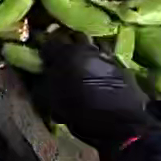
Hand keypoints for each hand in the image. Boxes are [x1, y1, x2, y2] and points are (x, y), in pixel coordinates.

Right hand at [30, 36, 160, 153]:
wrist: (119, 124)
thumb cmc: (80, 113)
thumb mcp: (51, 102)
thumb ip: (42, 84)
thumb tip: (41, 75)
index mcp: (64, 54)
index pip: (49, 41)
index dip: (43, 47)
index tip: (42, 54)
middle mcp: (85, 48)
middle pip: (72, 36)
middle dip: (65, 41)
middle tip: (60, 53)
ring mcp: (104, 54)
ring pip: (91, 42)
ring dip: (84, 48)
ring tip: (79, 59)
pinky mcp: (120, 64)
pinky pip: (105, 54)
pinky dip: (98, 58)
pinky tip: (96, 68)